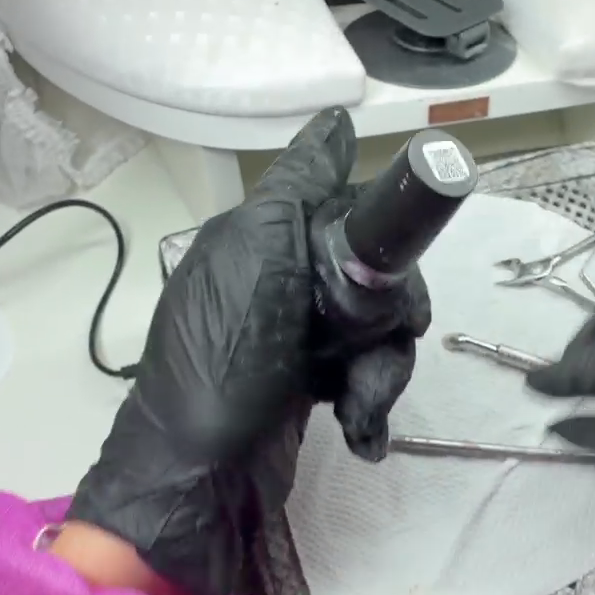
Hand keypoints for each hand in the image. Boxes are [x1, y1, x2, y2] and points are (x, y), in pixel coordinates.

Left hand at [66, 108, 430, 594]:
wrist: (202, 475)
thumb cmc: (227, 361)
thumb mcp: (256, 257)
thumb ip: (297, 190)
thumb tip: (335, 119)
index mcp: (267, 240)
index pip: (352, 213)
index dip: (383, 249)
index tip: (392, 290)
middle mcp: (287, 279)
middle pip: (377, 278)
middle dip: (386, 325)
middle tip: (367, 354)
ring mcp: (302, 334)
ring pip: (380, 330)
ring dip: (379, 374)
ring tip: (358, 409)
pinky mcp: (316, 381)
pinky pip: (366, 372)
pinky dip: (370, 402)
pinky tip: (359, 430)